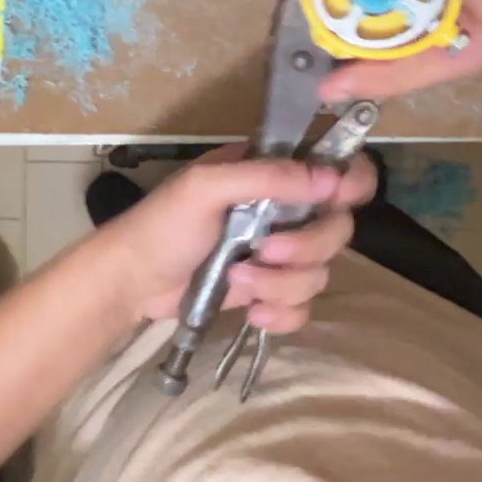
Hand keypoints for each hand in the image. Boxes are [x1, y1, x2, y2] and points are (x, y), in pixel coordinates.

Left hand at [88, 145, 377, 332]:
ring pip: (320, 273)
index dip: (349, 184)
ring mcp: (278, 254)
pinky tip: (252, 312)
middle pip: (337, 228)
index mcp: (272, 174)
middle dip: (305, 248)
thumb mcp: (205, 188)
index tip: (334, 202)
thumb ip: (266, 178)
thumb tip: (330, 178)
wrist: (133, 280)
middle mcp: (284, 211)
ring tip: (237, 281)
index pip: (335, 168)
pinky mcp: (269, 291)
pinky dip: (282, 314)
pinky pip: (303, 308)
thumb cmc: (162, 223)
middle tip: (263, 251)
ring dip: (280, 284)